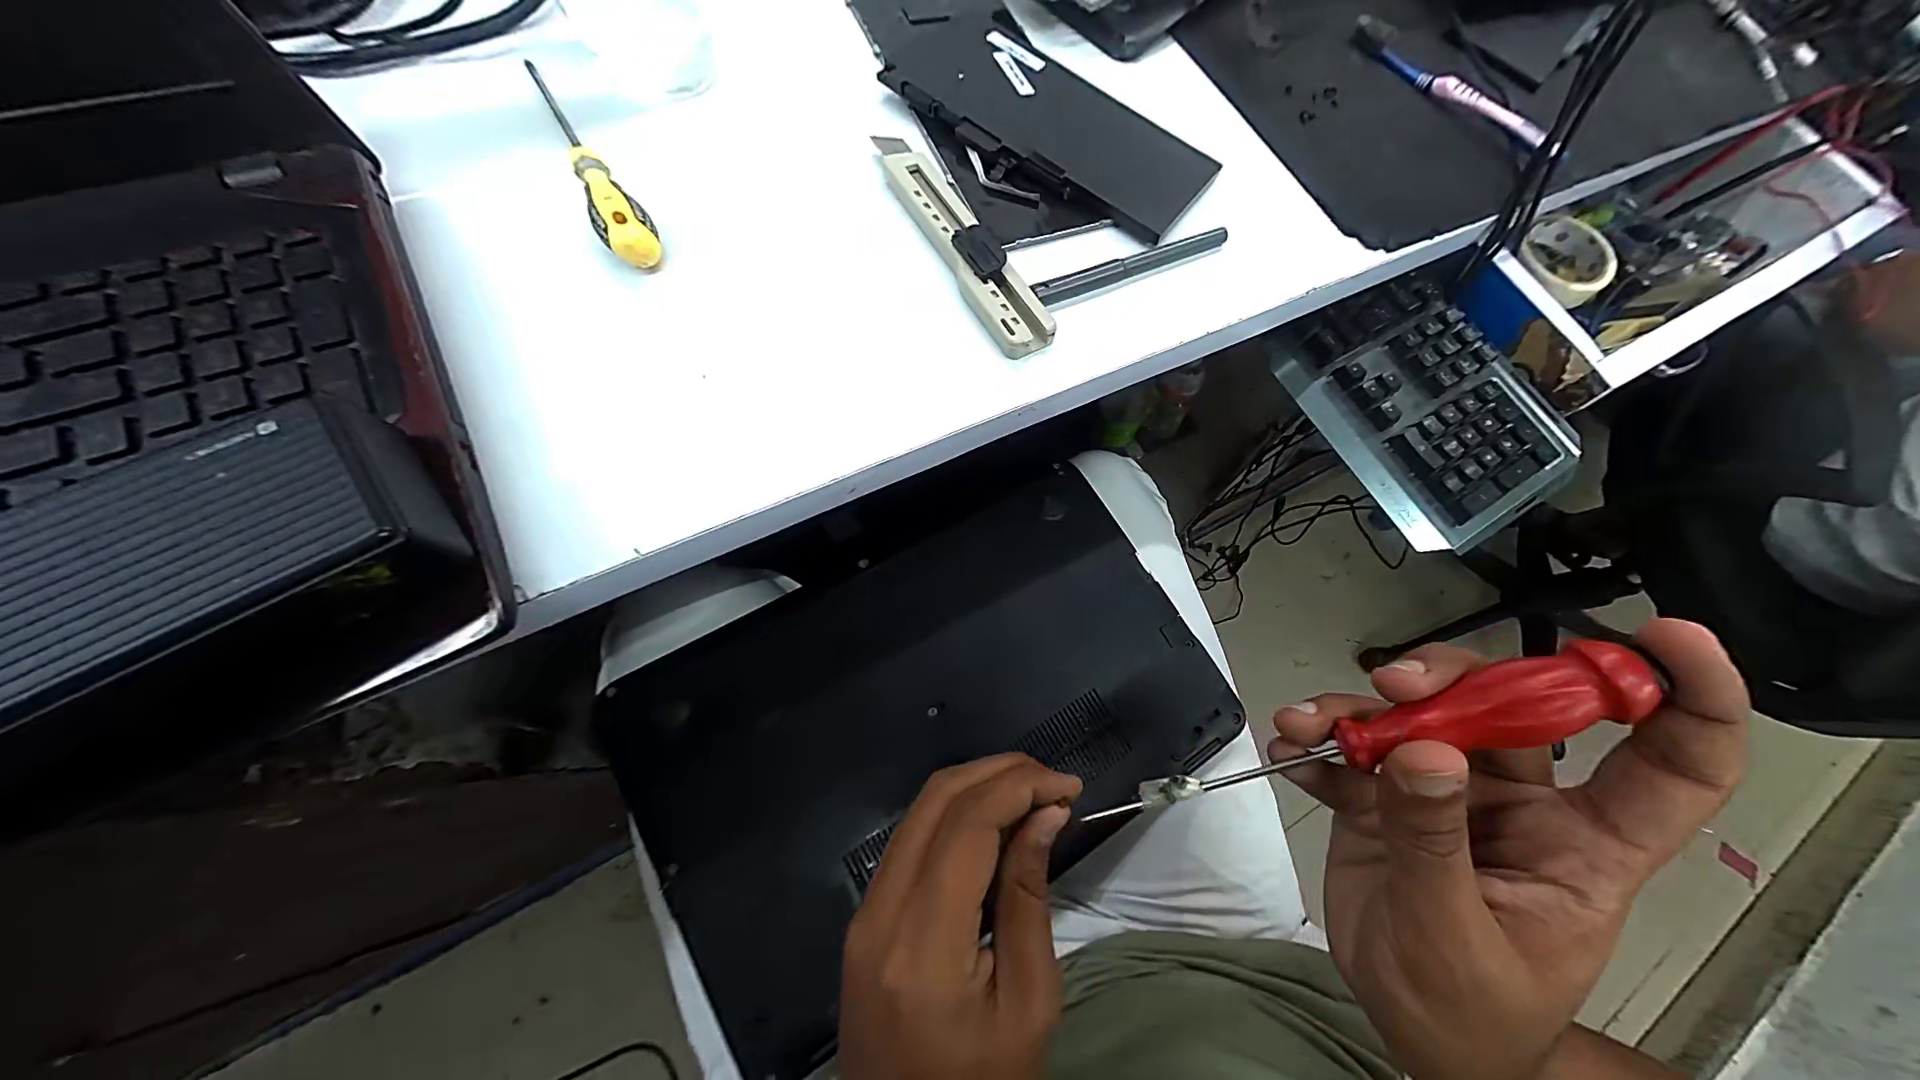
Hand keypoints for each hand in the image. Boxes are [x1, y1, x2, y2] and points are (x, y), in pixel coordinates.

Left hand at [839, 754, 1082, 1079]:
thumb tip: (1045, 814)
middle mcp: (879, 912)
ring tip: (1031, 793)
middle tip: (1053, 780)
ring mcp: (863, 912)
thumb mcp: (1028, 1005)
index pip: (966, 825)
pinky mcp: (864, 917)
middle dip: (998, 772)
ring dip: (976, 786)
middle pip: (936, 800)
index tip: (1069, 785)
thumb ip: (1028, 899)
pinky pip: (910, 841)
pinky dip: (954, 816)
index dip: (1019, 786)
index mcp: (921, 944)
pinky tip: (994, 823)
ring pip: (918, 811)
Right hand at [1270, 619, 1747, 1079]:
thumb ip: (1434, 845)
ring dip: (1357, 710)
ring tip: (1306, 723)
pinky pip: (1352, 753)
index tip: (1662, 636)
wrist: (1407, 1026)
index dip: (1688, 697)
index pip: (1669, 765)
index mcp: (1582, 843)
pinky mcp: (1383, 798)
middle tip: (1390, 683)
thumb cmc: (1465, 1006)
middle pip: (1505, 709)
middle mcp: (1517, 803)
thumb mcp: (1453, 936)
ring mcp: (1444, 795)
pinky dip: (1317, 743)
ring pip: (1415, 719)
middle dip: (1449, 682)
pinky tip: (1286, 746)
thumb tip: (1423, 752)